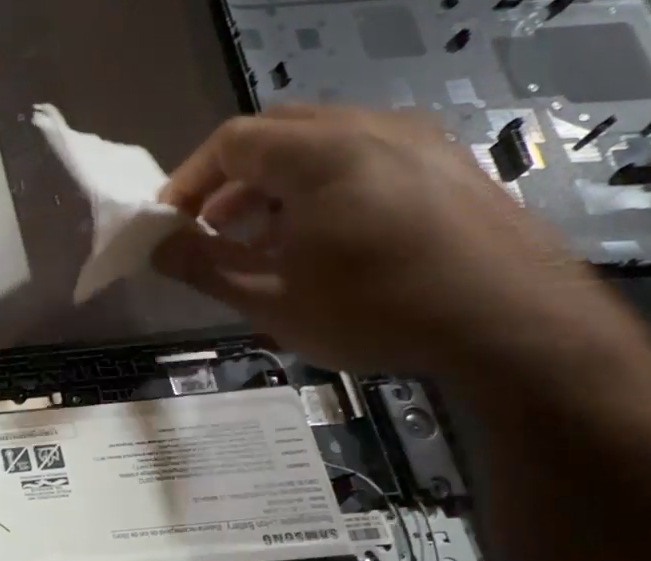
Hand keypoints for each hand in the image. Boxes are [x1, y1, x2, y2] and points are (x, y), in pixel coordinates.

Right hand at [153, 105, 627, 374]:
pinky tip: (315, 240)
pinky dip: (319, 186)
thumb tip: (160, 247)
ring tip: (257, 242)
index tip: (167, 227)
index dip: (188, 181)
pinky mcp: (442, 164)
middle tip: (206, 231)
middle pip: (277, 133)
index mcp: (322, 156)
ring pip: (320, 144)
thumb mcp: (270, 300)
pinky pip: (361, 156)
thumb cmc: (373, 312)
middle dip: (229, 179)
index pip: (233, 142)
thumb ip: (205, 267)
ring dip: (273, 184)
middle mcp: (371, 131)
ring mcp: (415, 142)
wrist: (507, 323)